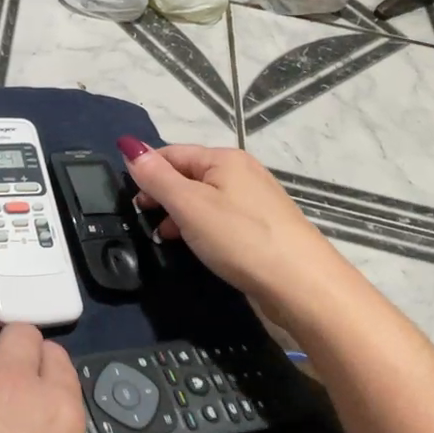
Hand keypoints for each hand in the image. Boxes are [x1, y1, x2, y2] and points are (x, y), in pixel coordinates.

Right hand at [118, 137, 347, 322]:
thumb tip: (128, 144)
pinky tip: (197, 246)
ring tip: (166, 238)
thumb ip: (155, 176)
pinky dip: (202, 227)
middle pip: (188, 174)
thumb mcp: (189, 205)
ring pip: (204, 197)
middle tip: (145, 221)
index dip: (146, 173)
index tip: (131, 203)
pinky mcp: (264, 226)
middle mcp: (242, 171)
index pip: (170, 153)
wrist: (305, 287)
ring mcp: (256, 199)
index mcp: (224, 158)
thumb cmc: (241, 239)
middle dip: (162, 194)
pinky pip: (221, 216)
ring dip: (180, 213)